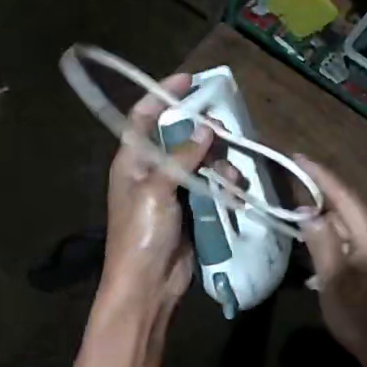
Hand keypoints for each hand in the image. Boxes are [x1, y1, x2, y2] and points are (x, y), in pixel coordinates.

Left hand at [98, 74, 213, 314]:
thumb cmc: (142, 234)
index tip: (189, 79)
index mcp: (131, 161)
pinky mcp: (190, 211)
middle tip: (224, 131)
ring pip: (200, 163)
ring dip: (218, 164)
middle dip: (202, 133)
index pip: (143, 117)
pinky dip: (223, 186)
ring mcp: (172, 192)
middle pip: (178, 138)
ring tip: (230, 176)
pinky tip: (235, 192)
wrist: (147, 286)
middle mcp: (150, 171)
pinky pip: (210, 187)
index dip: (163, 95)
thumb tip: (206, 128)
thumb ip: (182, 157)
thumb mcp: (158, 190)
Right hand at [298, 158, 366, 366]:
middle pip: (348, 207)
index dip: (321, 176)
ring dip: (323, 215)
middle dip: (319, 191)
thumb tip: (308, 212)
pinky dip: (330, 235)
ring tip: (294, 204)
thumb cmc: (362, 323)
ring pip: (349, 224)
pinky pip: (351, 240)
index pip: (346, 198)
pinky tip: (312, 238)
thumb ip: (322, 244)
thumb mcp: (335, 283)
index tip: (298, 157)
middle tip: (289, 177)